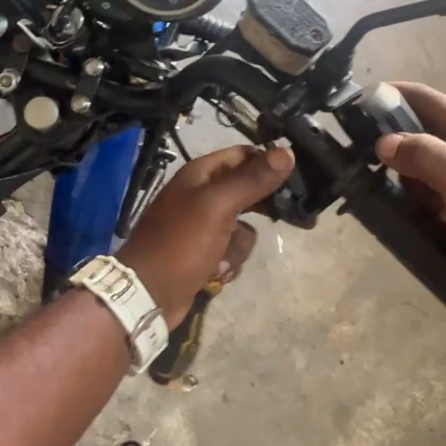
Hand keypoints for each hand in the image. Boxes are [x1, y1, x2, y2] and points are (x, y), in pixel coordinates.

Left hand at [117, 144, 294, 325]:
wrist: (147, 293)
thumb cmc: (180, 243)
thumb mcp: (217, 206)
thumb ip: (252, 180)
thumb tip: (287, 152)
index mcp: (200, 174)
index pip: (244, 155)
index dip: (269, 162)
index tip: (298, 175)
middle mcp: (202, 195)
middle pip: (248, 191)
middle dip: (263, 208)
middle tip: (291, 216)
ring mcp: (203, 226)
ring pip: (244, 228)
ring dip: (239, 246)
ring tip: (222, 257)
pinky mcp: (205, 253)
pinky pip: (232, 251)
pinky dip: (228, 262)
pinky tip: (215, 273)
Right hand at [372, 82, 445, 300]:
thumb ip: (424, 155)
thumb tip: (383, 141)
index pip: (422, 97)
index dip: (388, 94)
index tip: (352, 107)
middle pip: (419, 124)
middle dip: (386, 131)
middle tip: (352, 148)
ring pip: (421, 156)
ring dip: (396, 162)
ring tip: (366, 176)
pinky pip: (428, 184)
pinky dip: (408, 186)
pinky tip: (394, 201)